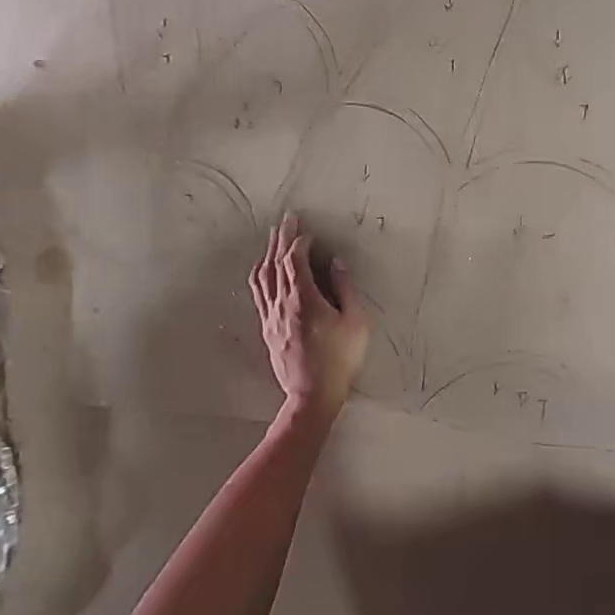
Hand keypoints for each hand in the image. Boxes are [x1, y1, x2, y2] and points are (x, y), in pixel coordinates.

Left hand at [250, 213, 369, 417]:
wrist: (313, 394)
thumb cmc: (339, 359)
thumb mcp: (355, 322)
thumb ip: (345, 289)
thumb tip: (335, 264)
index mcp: (304, 299)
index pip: (294, 261)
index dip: (299, 242)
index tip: (307, 231)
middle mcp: (282, 304)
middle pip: (275, 263)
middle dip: (280, 239)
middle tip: (286, 220)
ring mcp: (271, 317)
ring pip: (261, 277)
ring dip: (267, 254)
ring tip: (273, 240)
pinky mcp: (268, 329)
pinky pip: (259, 293)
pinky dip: (261, 274)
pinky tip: (265, 271)